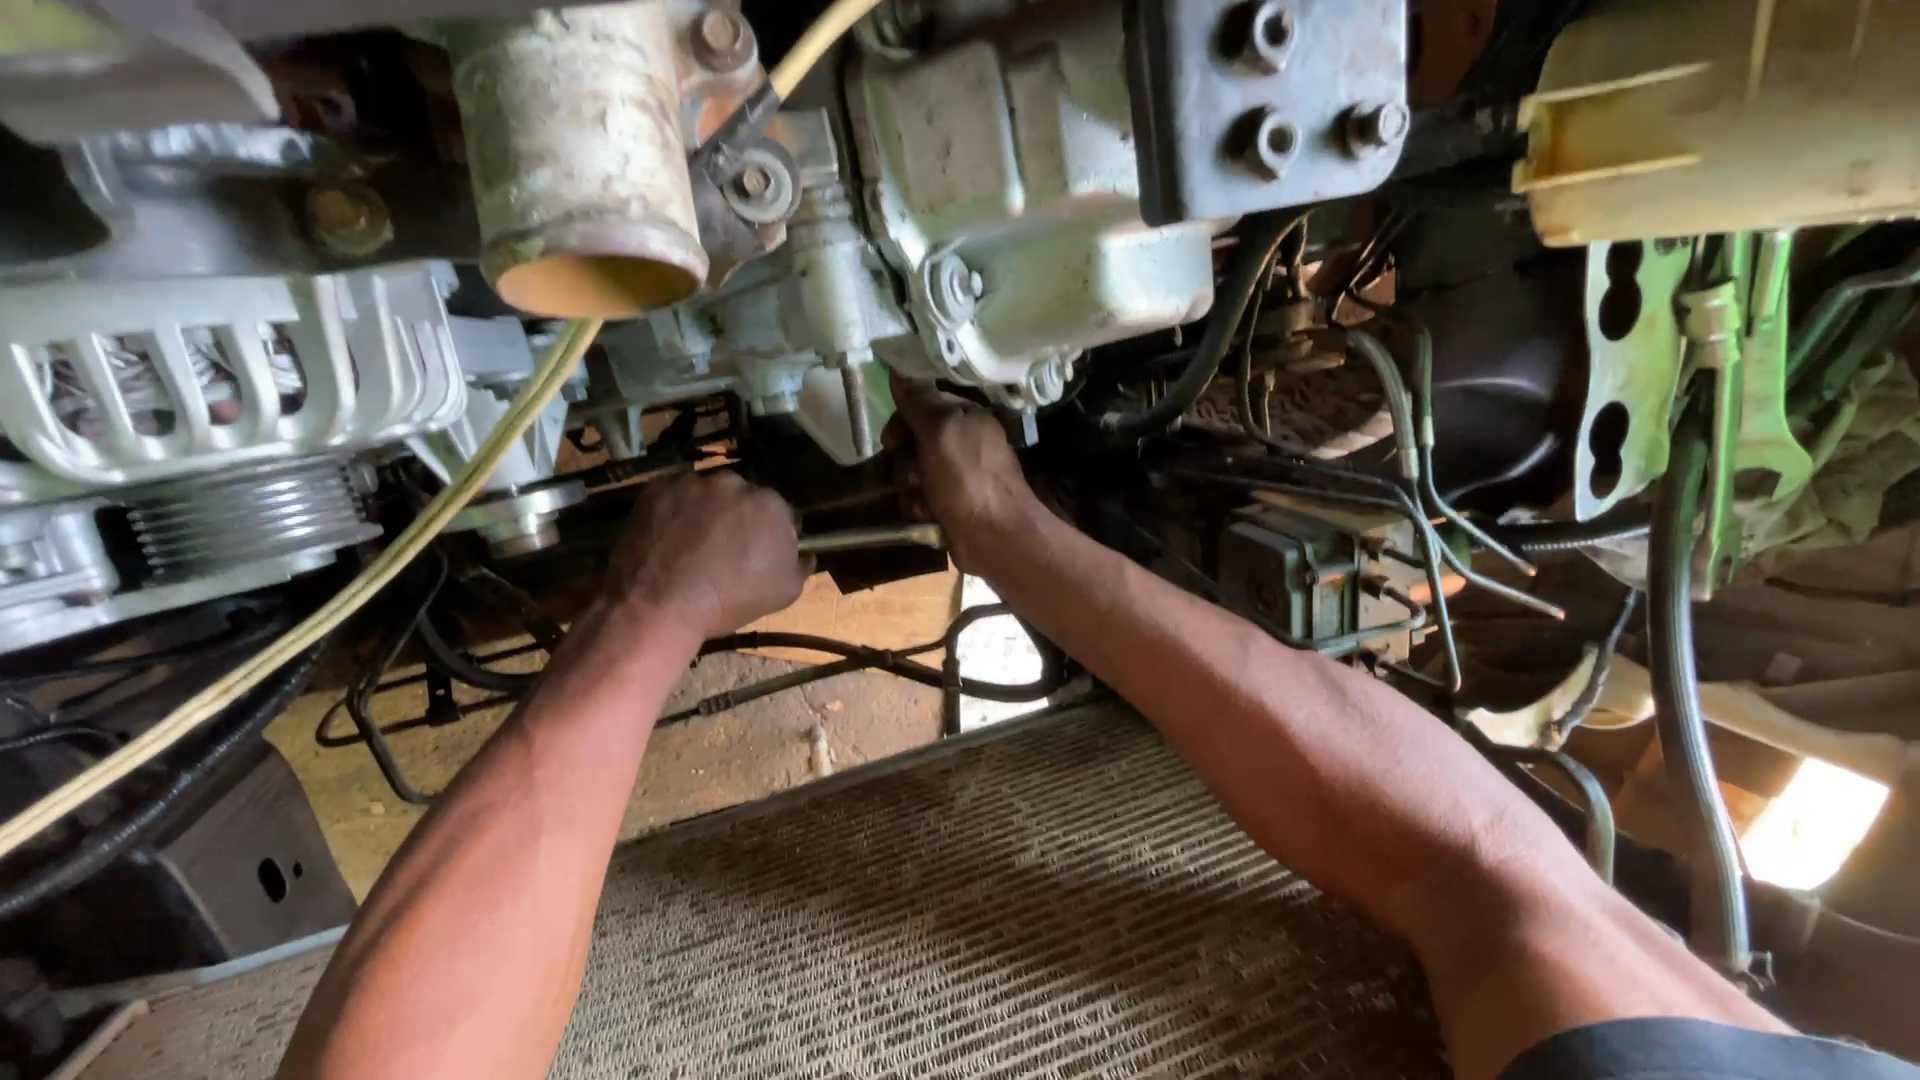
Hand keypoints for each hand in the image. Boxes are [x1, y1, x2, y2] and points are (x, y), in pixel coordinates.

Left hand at [605, 472, 810, 639]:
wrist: (660, 604)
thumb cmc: (729, 600)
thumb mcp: (785, 593)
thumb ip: (801, 565)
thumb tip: (805, 554)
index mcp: (771, 504)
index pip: (780, 513)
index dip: (772, 533)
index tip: (761, 552)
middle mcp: (734, 483)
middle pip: (743, 498)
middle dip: (738, 517)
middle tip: (725, 548)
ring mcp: (693, 483)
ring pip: (707, 494)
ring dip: (706, 511)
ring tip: (692, 543)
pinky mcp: (657, 488)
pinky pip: (674, 495)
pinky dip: (674, 510)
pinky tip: (669, 537)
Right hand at [885, 375, 1042, 572]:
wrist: (994, 536)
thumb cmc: (968, 477)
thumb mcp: (940, 430)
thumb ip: (918, 401)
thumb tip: (898, 370)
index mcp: (966, 416)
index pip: (922, 403)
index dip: (902, 419)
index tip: (892, 439)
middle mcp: (961, 442)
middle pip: (912, 440)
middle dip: (904, 460)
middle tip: (913, 474)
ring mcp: (955, 475)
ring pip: (911, 471)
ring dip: (909, 487)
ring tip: (923, 500)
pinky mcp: (949, 503)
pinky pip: (918, 497)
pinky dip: (918, 507)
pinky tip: (927, 516)